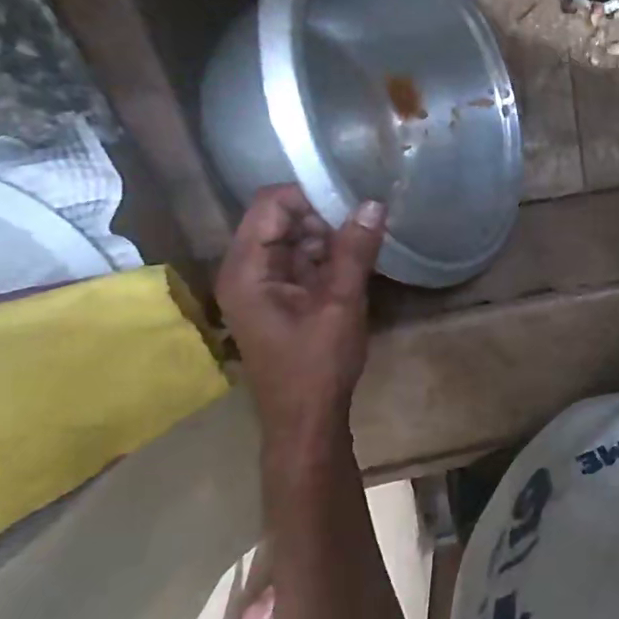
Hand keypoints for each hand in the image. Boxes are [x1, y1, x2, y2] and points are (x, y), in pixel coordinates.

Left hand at [215, 185, 385, 449]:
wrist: (307, 423)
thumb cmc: (316, 366)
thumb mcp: (340, 303)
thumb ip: (354, 250)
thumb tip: (373, 203)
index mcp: (246, 269)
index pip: (270, 204)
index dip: (309, 195)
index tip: (350, 199)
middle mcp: (245, 270)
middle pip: (280, 218)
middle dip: (322, 215)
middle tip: (363, 223)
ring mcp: (261, 285)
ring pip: (294, 238)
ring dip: (328, 236)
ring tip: (364, 242)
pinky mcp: (279, 297)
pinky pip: (300, 260)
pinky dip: (327, 255)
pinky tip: (356, 261)